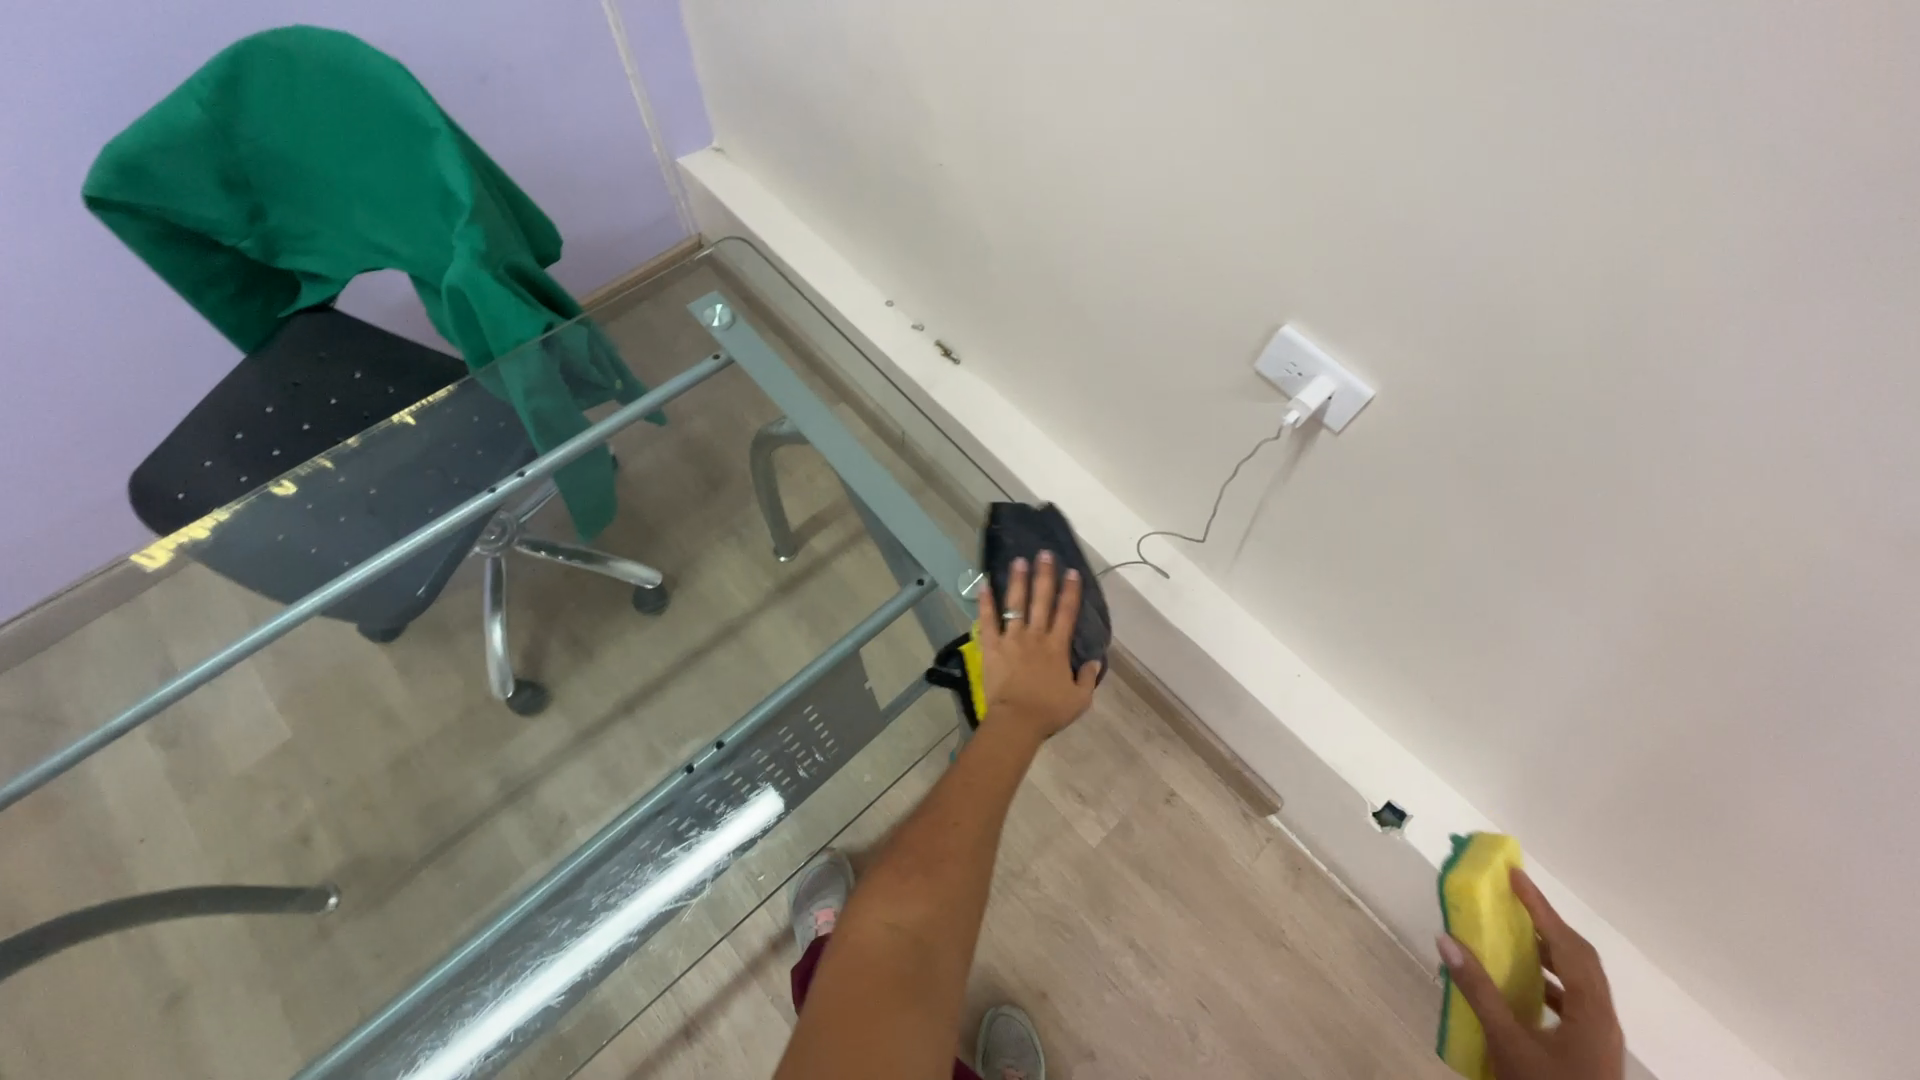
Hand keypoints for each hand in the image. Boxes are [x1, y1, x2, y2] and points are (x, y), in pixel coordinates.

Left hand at [975, 551, 1100, 742]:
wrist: (1016, 721)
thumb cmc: (1049, 712)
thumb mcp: (1080, 699)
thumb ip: (1088, 678)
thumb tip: (1094, 661)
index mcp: (1057, 647)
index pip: (1067, 612)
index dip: (1071, 591)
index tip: (1072, 571)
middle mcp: (1036, 636)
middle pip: (1042, 600)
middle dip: (1044, 575)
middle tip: (1044, 554)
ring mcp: (1012, 639)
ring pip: (1016, 604)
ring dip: (1017, 581)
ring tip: (1018, 560)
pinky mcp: (992, 647)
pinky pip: (988, 620)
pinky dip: (985, 603)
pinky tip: (983, 585)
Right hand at [1438, 869, 1624, 1079]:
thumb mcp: (1507, 1042)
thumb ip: (1478, 990)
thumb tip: (1446, 938)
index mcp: (1591, 1012)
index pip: (1567, 945)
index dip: (1541, 909)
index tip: (1516, 877)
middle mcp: (1603, 1019)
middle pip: (1581, 958)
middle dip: (1548, 925)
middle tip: (1515, 900)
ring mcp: (1600, 1037)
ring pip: (1581, 980)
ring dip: (1549, 952)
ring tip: (1514, 936)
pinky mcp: (1590, 1050)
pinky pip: (1574, 999)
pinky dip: (1549, 980)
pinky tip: (1523, 986)